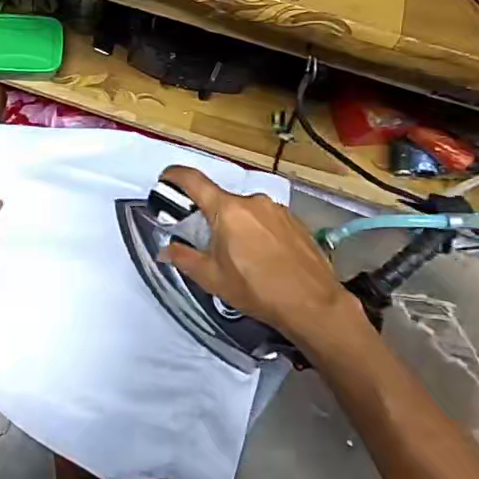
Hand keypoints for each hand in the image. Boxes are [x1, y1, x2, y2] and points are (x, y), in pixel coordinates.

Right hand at [157, 166, 364, 350]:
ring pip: (246, 212)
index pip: (194, 181)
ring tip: (241, 260)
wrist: (311, 301)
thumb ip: (185, 259)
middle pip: (222, 202)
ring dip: (237, 229)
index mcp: (229, 210)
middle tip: (208, 246)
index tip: (167, 179)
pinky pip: (267, 221)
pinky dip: (259, 234)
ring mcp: (278, 210)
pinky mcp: (295, 221)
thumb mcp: (213, 278)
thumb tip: (168, 251)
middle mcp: (254, 202)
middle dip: (211, 220)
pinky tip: (263, 259)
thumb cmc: (260, 290)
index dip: (175, 176)